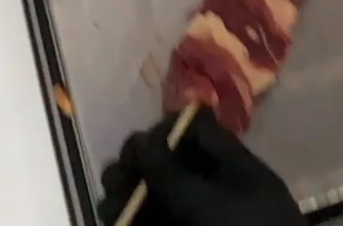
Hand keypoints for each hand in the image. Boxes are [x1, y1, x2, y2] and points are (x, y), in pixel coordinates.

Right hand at [98, 112, 302, 225]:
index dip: (165, 129)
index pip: (196, 127)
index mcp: (232, 164)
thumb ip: (171, 174)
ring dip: (130, 196)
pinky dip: (136, 220)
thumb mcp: (211, 206)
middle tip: (116, 181)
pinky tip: (117, 221)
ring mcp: (202, 216)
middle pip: (170, 161)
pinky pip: (158, 223)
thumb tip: (137, 142)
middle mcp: (216, 185)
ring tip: (110, 208)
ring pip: (158, 196)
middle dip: (138, 166)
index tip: (140, 148)